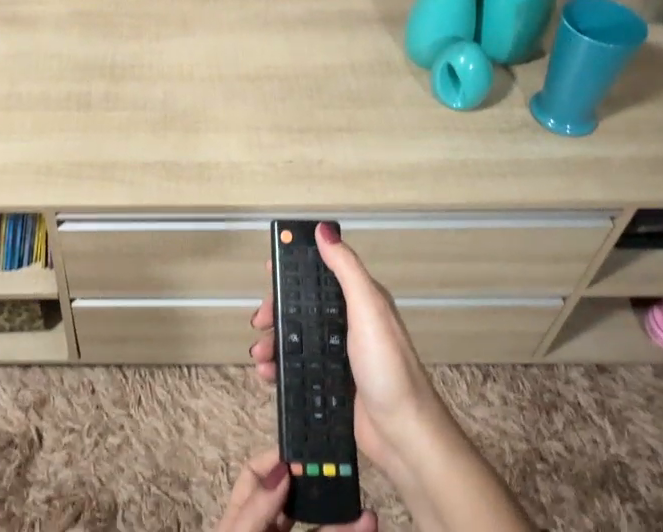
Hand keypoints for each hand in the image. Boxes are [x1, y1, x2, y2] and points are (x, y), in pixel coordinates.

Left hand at [215, 449, 377, 531]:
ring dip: (342, 517)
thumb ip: (259, 506)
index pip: (255, 474)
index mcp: (239, 516)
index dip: (279, 460)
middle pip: (293, 499)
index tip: (306, 452)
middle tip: (343, 472)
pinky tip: (366, 525)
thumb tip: (284, 468)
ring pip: (317, 526)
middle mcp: (265, 526)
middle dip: (319, 485)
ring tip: (367, 511)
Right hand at [249, 223, 440, 474]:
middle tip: (259, 322)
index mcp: (360, 301)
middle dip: (276, 312)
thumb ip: (346, 269)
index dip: (295, 270)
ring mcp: (338, 357)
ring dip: (273, 343)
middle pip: (302, 309)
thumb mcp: (368, 310)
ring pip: (296, 340)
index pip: (321, 275)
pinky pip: (297, 370)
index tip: (268, 269)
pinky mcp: (330, 384)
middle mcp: (348, 325)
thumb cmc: (389, 368)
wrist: (403, 433)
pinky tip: (269, 375)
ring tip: (260, 356)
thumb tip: (323, 229)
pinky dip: (279, 369)